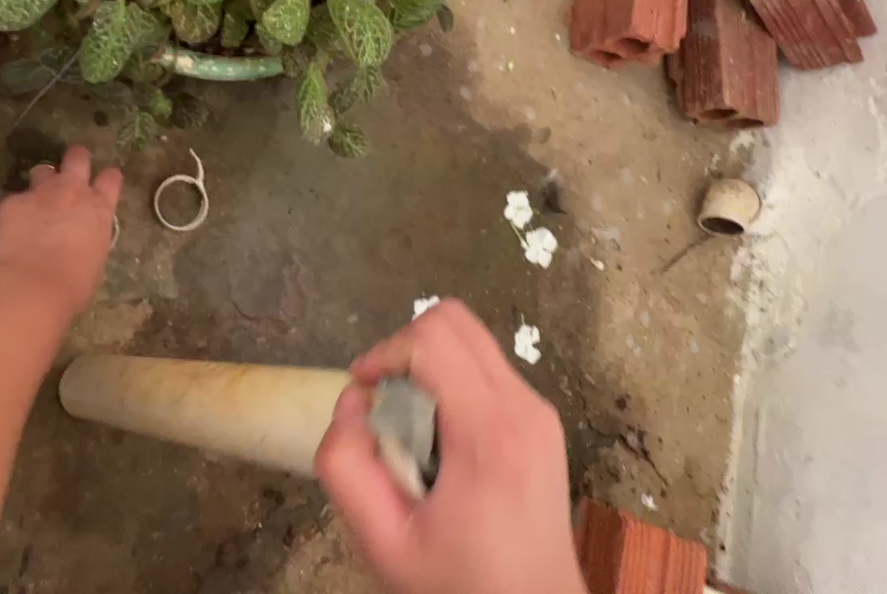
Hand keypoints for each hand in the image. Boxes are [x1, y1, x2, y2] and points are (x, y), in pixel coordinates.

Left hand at [0, 145, 121, 316]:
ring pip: (43, 170)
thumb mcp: (95, 259)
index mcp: (99, 208)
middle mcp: (72, 191)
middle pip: (78, 157)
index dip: (107, 179)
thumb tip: (82, 239)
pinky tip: (11, 230)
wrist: (29, 289)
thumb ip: (90, 237)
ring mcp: (39, 193)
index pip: (111, 178)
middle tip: (70, 174)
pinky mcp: (10, 202)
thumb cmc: (72, 286)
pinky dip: (15, 210)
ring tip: (37, 201)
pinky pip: (14, 199)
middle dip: (76, 160)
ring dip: (42, 181)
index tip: (103, 185)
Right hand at [315, 300, 586, 593]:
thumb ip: (346, 466)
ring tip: (410, 420)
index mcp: (489, 432)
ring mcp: (538, 409)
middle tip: (384, 398)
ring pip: (470, 338)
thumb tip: (352, 399)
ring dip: (427, 362)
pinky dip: (451, 379)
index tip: (363, 390)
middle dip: (404, 347)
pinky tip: (440, 434)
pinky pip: (485, 366)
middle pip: (453, 320)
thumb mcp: (382, 543)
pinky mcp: (541, 418)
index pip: (432, 338)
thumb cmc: (459, 586)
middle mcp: (523, 405)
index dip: (385, 350)